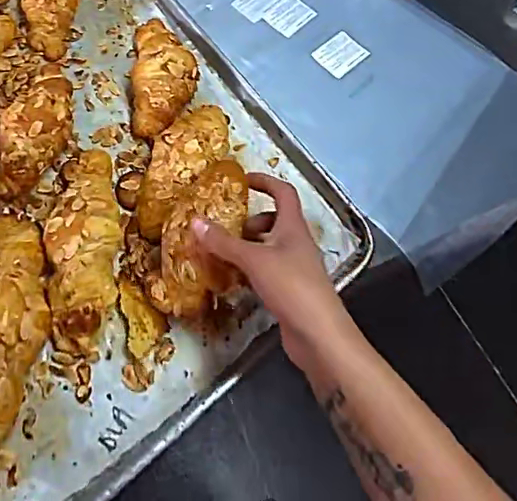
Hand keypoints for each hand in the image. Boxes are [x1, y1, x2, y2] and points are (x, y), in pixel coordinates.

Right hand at [193, 173, 357, 374]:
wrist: (320, 336)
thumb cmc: (293, 287)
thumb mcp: (254, 260)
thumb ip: (224, 242)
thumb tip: (196, 221)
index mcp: (293, 226)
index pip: (282, 191)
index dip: (264, 182)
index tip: (242, 181)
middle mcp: (296, 242)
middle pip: (273, 221)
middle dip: (249, 221)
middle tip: (226, 227)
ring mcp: (295, 268)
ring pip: (268, 247)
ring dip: (247, 247)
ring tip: (223, 253)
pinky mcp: (290, 291)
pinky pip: (266, 271)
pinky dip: (250, 270)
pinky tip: (233, 280)